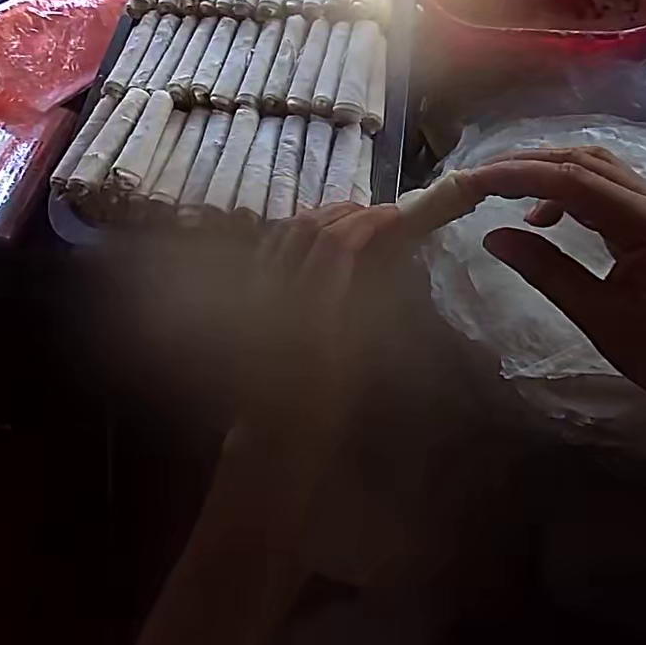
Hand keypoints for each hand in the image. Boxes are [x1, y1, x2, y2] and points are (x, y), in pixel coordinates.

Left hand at [235, 202, 403, 457]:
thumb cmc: (323, 407)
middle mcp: (276, 289)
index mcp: (307, 308)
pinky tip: (317, 236)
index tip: (395, 215)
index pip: (334, 244)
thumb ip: (365, 302)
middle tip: (377, 215)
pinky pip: (271, 245)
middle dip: (344, 213)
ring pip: (285, 231)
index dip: (366, 222)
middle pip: (306, 229)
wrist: (272, 431)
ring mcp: (258, 288)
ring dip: (320, 217)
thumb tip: (385, 258)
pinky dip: (296, 230)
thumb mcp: (356, 356)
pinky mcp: (250, 292)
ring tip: (351, 219)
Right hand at [439, 147, 645, 427]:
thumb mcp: (599, 318)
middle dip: (527, 162)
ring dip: (547, 170)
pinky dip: (568, 190)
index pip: (573, 181)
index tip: (471, 182)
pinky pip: (610, 187)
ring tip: (502, 189)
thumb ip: (545, 270)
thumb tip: (492, 237)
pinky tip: (545, 217)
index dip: (516, 175)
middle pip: (586, 160)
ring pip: (599, 168)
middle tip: (478, 178)